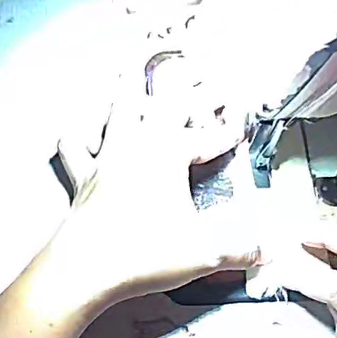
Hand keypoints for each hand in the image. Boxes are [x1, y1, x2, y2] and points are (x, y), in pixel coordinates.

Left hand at [41, 86, 258, 308]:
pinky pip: (74, 149)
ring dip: (125, 91)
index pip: (207, 137)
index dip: (226, 133)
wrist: (85, 269)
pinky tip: (76, 132)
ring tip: (127, 72)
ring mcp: (105, 160)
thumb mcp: (202, 253)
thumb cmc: (140, 254)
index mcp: (168, 155)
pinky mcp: (82, 180)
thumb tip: (263, 252)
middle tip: (188, 67)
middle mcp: (135, 148)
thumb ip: (237, 250)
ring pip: (115, 112)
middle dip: (180, 86)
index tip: (236, 132)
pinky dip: (76, 137)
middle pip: (160, 104)